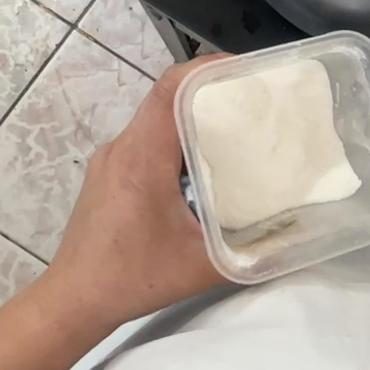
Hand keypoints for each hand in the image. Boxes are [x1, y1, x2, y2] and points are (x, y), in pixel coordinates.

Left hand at [42, 56, 229, 328]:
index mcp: (143, 157)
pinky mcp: (110, 171)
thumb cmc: (132, 278)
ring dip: (195, 114)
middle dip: (212, 90)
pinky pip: (148, 137)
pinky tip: (203, 161)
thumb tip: (297, 236)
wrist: (72, 300)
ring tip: (236, 128)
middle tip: (254, 99)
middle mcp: (123, 147)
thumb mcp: (200, 266)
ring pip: (158, 117)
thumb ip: (251, 252)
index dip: (208, 69)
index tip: (246, 70)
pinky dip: (178, 136)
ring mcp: (113, 158)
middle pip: (168, 96)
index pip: (171, 89)